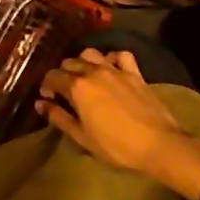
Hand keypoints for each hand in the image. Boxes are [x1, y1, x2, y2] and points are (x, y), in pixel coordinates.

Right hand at [36, 48, 199, 196]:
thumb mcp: (82, 137)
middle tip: (66, 91)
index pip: (52, 77)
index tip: (48, 98)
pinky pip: (121, 55)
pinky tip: (111, 68)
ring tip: (85, 76)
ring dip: (83, 62)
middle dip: (62, 74)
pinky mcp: (135, 74)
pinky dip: (112, 58)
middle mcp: (92, 72)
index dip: (46, 86)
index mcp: (77, 87)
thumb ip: (58, 117)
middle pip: (69, 63)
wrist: (160, 145)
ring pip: (90, 54)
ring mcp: (115, 70)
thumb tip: (39, 104)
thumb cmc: (117, 146)